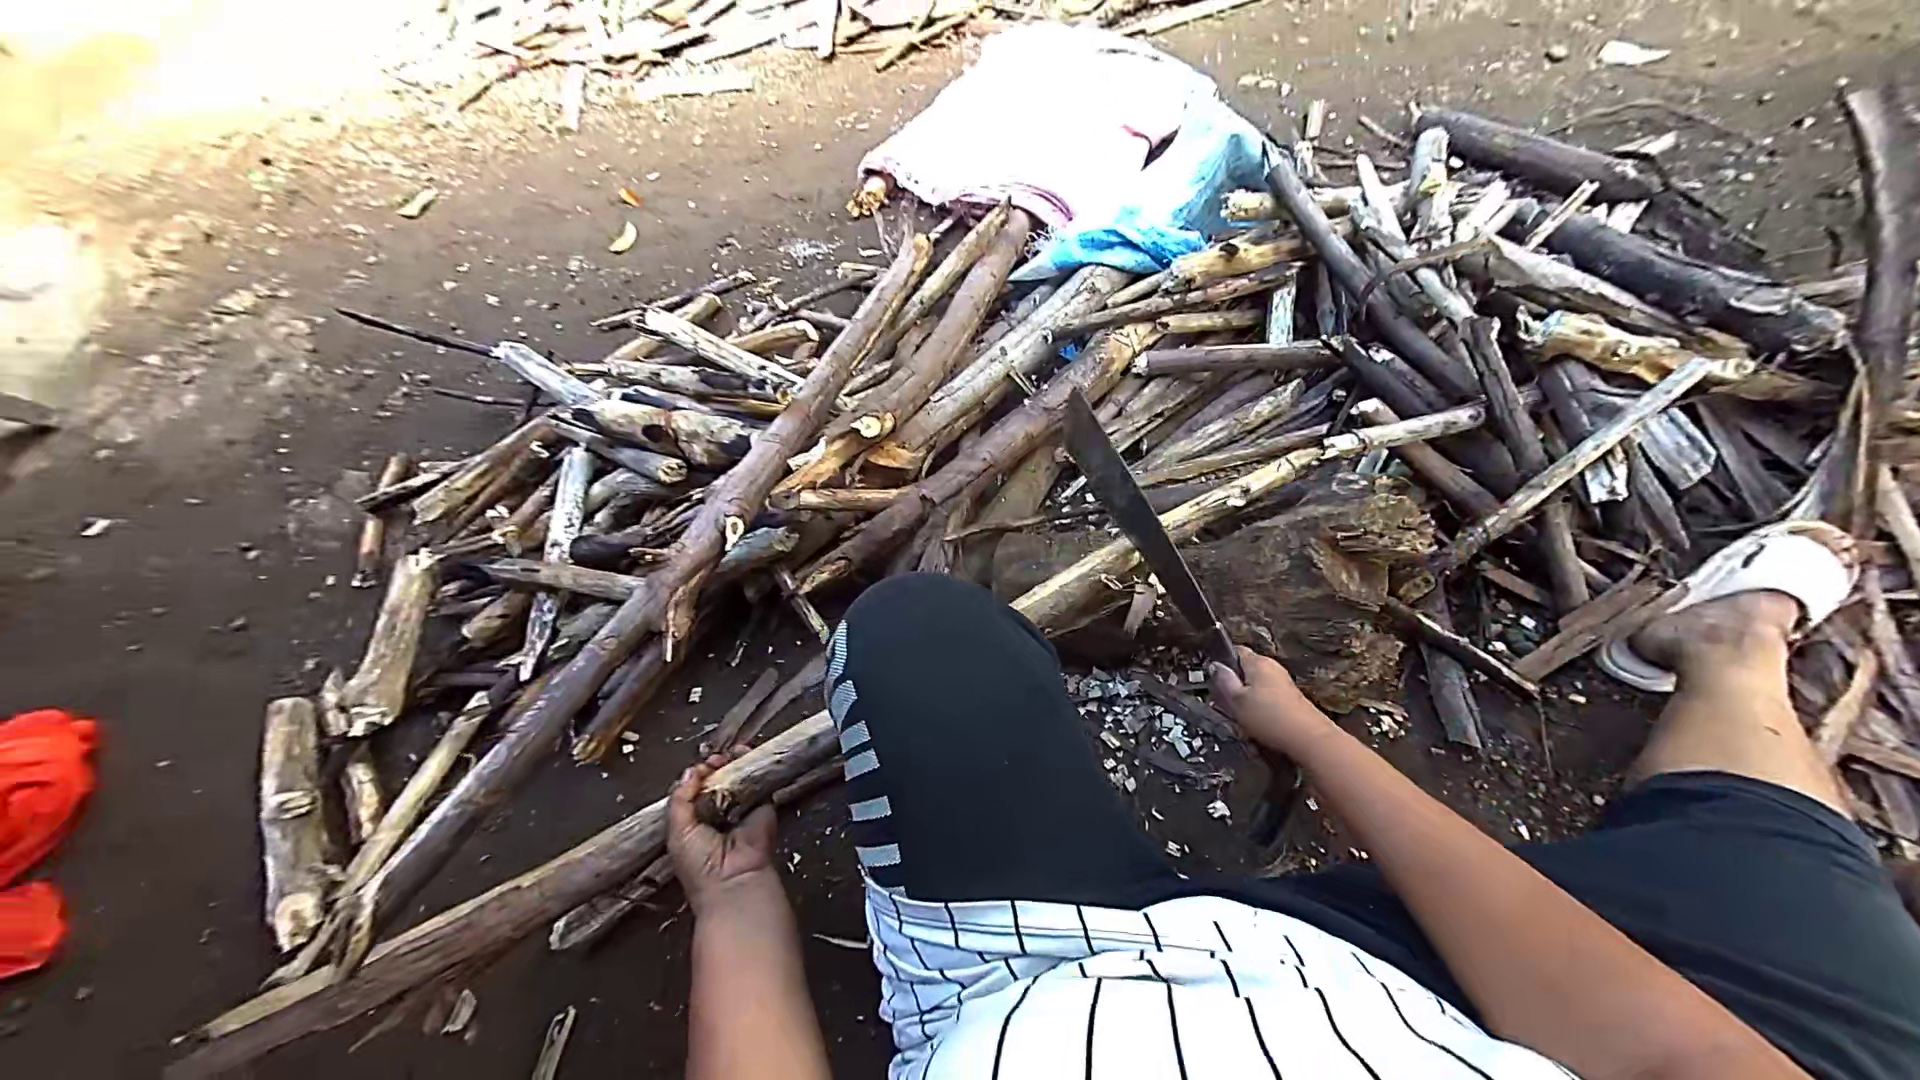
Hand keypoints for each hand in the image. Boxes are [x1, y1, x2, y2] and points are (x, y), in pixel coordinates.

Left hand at [668, 750, 781, 914]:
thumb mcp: (677, 833)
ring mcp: (742, 807)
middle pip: (718, 779)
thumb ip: (679, 800)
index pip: (696, 789)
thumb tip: (690, 771)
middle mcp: (720, 811)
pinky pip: (759, 780)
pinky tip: (745, 755)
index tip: (700, 767)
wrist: (734, 880)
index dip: (697, 775)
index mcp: (696, 820)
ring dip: (734, 761)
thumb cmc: (699, 864)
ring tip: (729, 755)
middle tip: (715, 759)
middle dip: (716, 765)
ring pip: (738, 776)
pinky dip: (753, 765)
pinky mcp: (763, 804)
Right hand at [1210, 647, 1333, 754]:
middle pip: (1245, 669)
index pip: (1234, 651)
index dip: (1221, 663)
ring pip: (1255, 685)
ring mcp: (1284, 684)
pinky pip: (1267, 697)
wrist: (1309, 740)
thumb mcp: (1236, 700)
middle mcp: (1273, 668)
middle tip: (1225, 701)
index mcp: (1258, 662)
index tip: (1214, 679)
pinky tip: (1257, 721)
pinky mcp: (1291, 699)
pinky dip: (1260, 706)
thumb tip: (1214, 666)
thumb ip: (1223, 680)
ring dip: (1246, 697)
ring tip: (1240, 715)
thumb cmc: (1271, 718)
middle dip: (1234, 684)